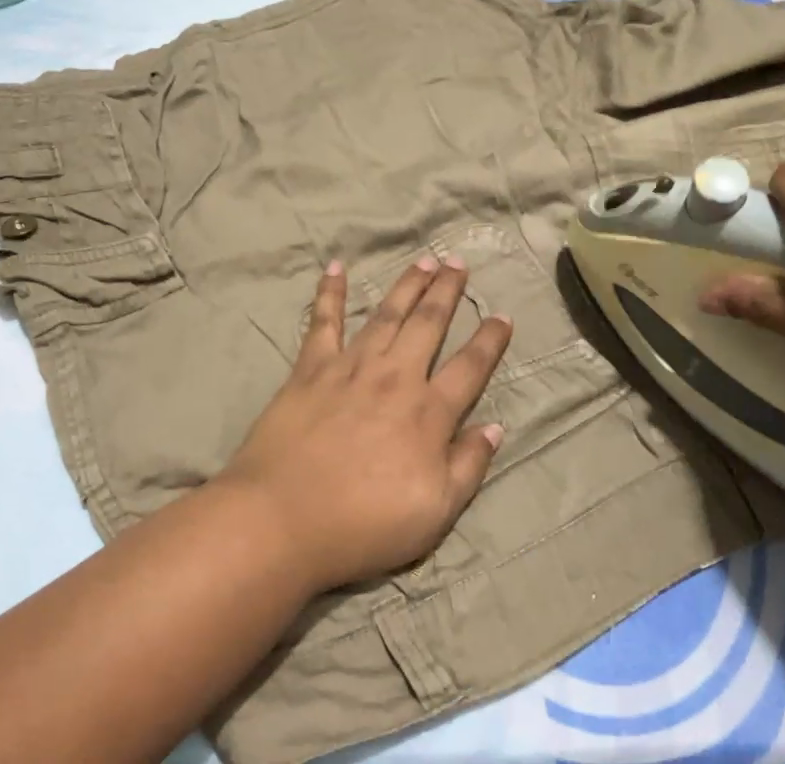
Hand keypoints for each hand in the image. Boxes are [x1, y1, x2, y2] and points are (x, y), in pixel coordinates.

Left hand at [216, 256, 511, 593]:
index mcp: (429, 413)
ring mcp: (350, 368)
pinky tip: (334, 268)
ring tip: (423, 260)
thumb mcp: (436, 512)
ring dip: (407, 285)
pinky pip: (323, 322)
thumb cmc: (364, 525)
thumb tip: (494, 428)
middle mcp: (395, 378)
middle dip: (447, 292)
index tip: (502, 316)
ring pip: (386, 315)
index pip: (470, 367)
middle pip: (429, 325)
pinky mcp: (309, 370)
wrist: (282, 518)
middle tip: (458, 263)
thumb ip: (468, 466)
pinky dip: (329, 293)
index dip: (490, 340)